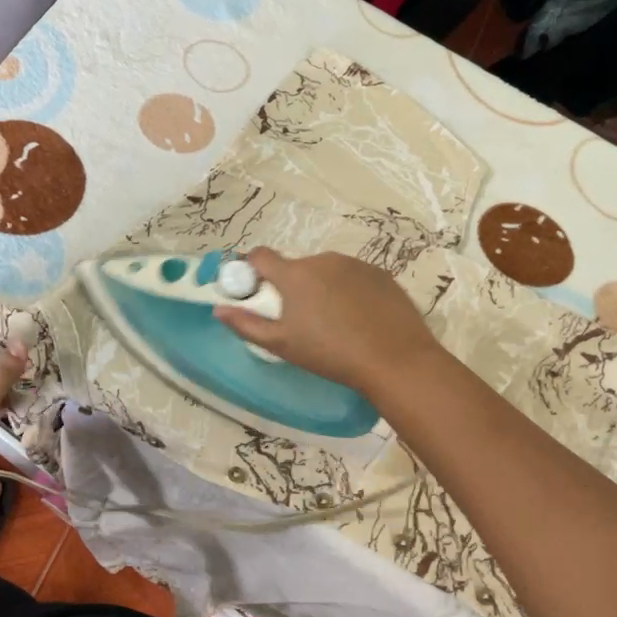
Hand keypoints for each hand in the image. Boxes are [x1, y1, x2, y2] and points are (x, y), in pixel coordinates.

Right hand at [213, 247, 442, 391]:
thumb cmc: (331, 353)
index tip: (257, 291)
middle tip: (300, 319)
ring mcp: (354, 265)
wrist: (397, 360)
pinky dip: (349, 291)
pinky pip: (353, 277)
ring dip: (321, 288)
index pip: (260, 256)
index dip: (253, 270)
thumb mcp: (282, 344)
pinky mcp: (380, 274)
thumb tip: (219, 309)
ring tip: (334, 322)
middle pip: (295, 267)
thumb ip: (246, 324)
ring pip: (325, 271)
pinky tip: (359, 318)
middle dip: (292, 286)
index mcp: (294, 274)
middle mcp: (322, 260)